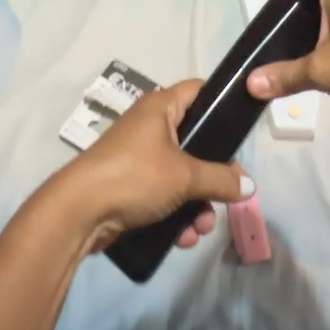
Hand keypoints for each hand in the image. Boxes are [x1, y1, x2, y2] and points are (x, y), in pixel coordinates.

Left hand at [55, 80, 253, 253]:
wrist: (79, 212)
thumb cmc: (135, 175)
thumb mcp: (185, 175)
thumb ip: (220, 178)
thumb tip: (250, 186)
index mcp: (160, 107)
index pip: (199, 91)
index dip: (221, 105)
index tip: (241, 130)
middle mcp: (150, 126)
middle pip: (195, 141)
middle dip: (212, 174)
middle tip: (228, 194)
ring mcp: (138, 156)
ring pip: (180, 174)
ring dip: (196, 202)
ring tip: (201, 228)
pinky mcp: (130, 185)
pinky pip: (163, 194)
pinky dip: (175, 213)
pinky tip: (183, 238)